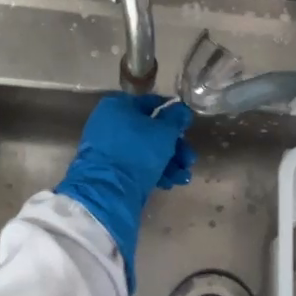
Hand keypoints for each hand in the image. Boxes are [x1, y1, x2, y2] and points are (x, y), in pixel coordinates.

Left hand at [55, 93, 195, 292]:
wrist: (106, 193)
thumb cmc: (137, 152)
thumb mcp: (164, 133)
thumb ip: (176, 118)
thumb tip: (182, 108)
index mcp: (118, 106)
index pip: (151, 102)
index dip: (172, 112)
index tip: (187, 123)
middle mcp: (110, 123)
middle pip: (150, 130)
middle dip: (174, 145)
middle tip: (189, 158)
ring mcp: (108, 148)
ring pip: (146, 150)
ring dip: (169, 161)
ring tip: (183, 176)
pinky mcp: (110, 170)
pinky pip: (136, 165)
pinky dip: (154, 171)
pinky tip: (170, 183)